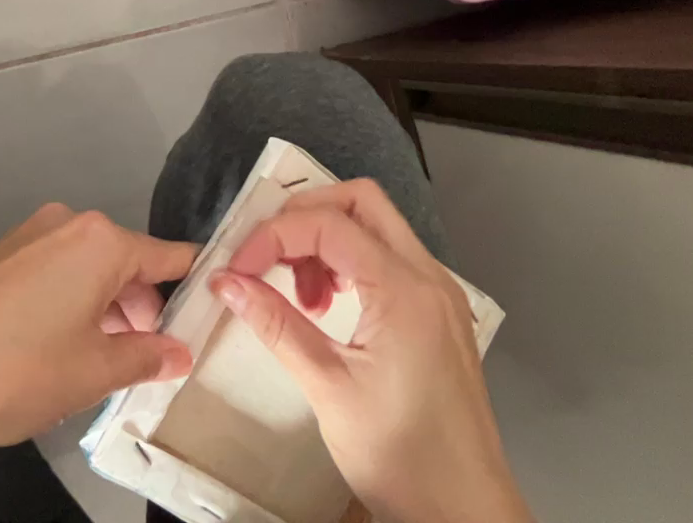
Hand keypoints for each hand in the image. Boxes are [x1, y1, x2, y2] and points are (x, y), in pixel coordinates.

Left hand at [0, 204, 196, 449]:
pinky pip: (57, 270)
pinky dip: (73, 301)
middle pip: (126, 260)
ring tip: (106, 363)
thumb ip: (146, 357)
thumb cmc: (21, 367)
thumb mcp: (94, 371)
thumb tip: (180, 353)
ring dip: (107, 308)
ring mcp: (30, 235)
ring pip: (89, 268)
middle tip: (150, 359)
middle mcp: (67, 223)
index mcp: (100, 241)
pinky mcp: (2, 254)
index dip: (194, 282)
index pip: (166, 255)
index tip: (215, 304)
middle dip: (144, 306)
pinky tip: (65, 347)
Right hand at [210, 180, 529, 522]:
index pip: (328, 223)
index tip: (237, 268)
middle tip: (268, 256)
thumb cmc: (399, 456)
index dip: (273, 235)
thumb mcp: (327, 387)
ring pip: (375, 225)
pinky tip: (327, 306)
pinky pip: (388, 258)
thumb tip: (226, 281)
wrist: (466, 517)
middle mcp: (428, 277)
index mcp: (405, 289)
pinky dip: (348, 261)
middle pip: (361, 200)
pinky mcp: (437, 314)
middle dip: (304, 215)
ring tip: (299, 295)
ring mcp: (438, 294)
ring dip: (325, 238)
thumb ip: (276, 323)